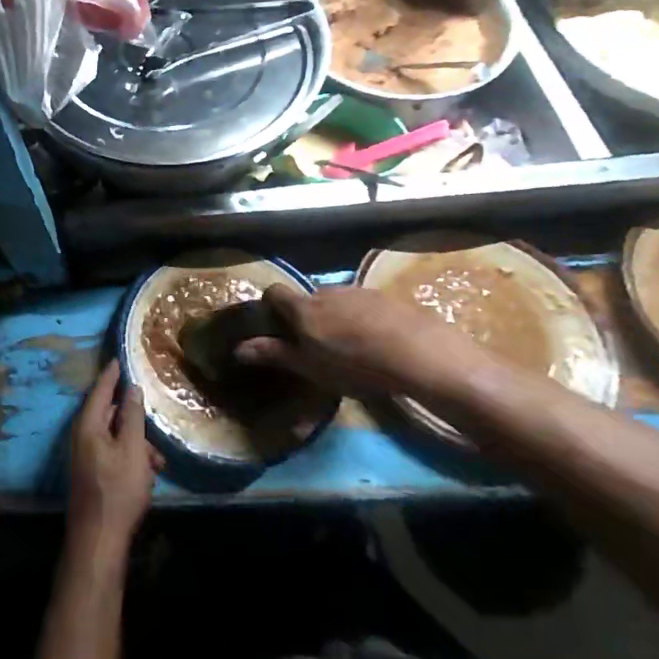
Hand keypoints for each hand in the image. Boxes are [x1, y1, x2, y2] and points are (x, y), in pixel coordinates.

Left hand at [68, 362, 160, 547]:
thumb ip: (132, 416)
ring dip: (137, 443)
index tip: (120, 356)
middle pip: (109, 412)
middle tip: (155, 420)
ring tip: (157, 461)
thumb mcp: (132, 450)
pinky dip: (131, 456)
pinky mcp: (92, 470)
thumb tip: (131, 387)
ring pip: (115, 435)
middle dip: (134, 417)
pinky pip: (113, 451)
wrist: (99, 538)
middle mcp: (82, 435)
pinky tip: (149, 472)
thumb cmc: (118, 490)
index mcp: (87, 425)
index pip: (100, 389)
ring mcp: (85, 453)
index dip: (112, 373)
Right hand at [234, 284, 502, 400]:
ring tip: (351, 345)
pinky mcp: (388, 297)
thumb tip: (237, 348)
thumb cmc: (355, 366)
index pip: (274, 292)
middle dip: (307, 315)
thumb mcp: (310, 368)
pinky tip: (378, 342)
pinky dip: (364, 318)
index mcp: (303, 308)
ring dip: (337, 316)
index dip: (271, 305)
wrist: (421, 355)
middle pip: (308, 297)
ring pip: (338, 301)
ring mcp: (360, 291)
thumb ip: (275, 354)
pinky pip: (365, 304)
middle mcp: (327, 292)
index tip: (275, 324)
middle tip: (316, 343)